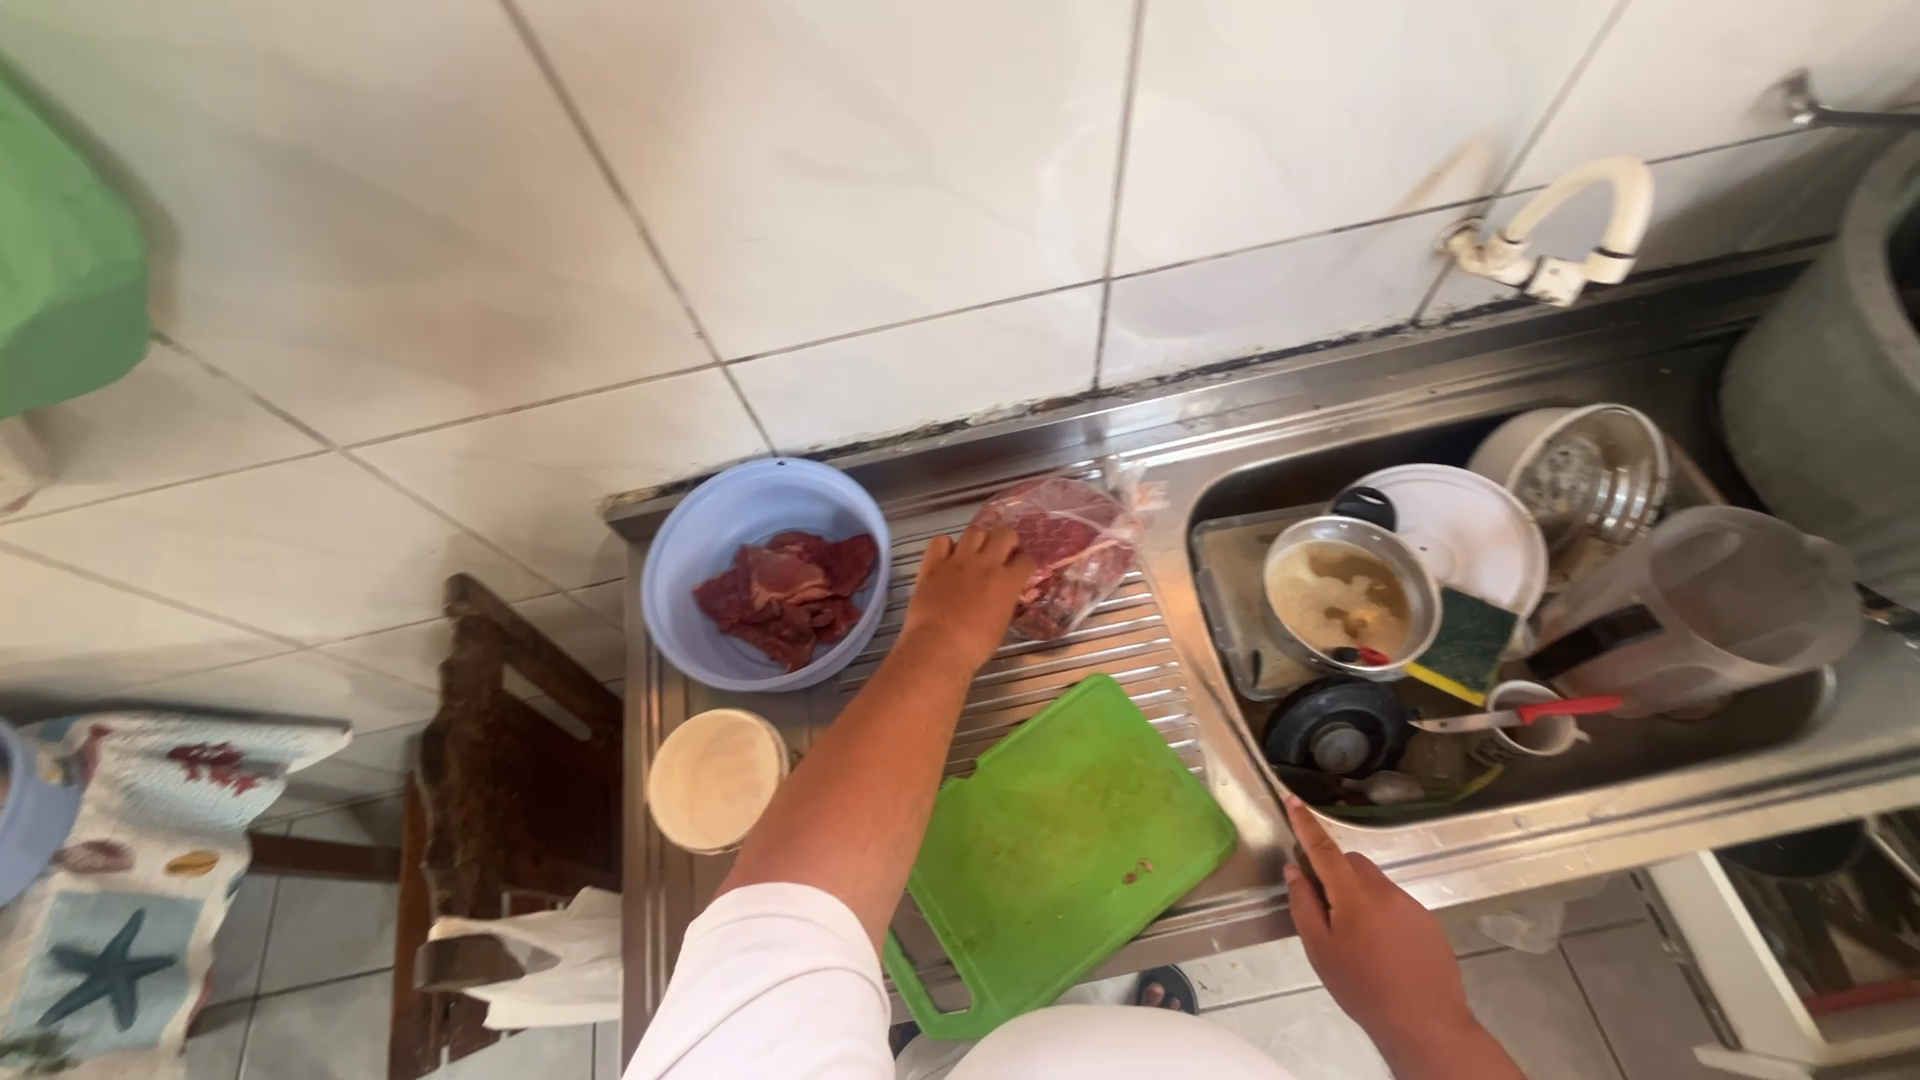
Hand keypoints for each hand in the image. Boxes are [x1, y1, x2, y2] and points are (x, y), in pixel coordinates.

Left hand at [900, 526, 1033, 673]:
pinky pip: (941, 540)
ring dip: (979, 539)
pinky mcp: (933, 564)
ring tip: (975, 552)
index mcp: (1007, 582)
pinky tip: (947, 556)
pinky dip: (945, 545)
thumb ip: (1005, 601)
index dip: (1023, 564)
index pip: (1026, 561)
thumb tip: (1004, 594)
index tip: (1019, 569)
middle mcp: (986, 564)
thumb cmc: (975, 645)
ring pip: (975, 531)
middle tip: (1001, 553)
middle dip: (1007, 541)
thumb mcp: (1001, 624)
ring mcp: (958, 561)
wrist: (939, 645)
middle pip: (1004, 534)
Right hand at [1283, 796, 1477, 1058]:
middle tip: (1323, 903)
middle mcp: (1385, 891)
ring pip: (1374, 883)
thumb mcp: (1319, 949)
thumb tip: (1295, 871)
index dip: (1306, 825)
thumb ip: (1303, 904)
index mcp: (1354, 895)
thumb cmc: (1363, 988)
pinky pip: (1395, 903)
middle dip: (1334, 871)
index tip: (1294, 801)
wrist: (1428, 1027)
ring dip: (1358, 894)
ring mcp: (1411, 906)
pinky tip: (1382, 948)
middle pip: (1352, 863)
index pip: (1324, 849)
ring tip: (1355, 937)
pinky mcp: (1429, 923)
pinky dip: (1381, 912)